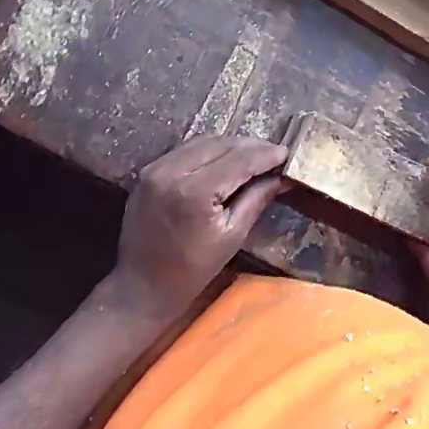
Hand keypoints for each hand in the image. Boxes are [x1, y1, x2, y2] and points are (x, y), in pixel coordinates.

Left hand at [109, 135, 289, 319]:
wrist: (141, 286)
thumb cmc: (192, 270)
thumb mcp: (233, 235)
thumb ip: (257, 198)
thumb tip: (283, 177)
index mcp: (194, 192)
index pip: (239, 160)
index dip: (266, 154)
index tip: (287, 153)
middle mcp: (172, 171)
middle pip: (222, 144)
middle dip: (252, 146)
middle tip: (274, 155)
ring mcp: (156, 168)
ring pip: (205, 141)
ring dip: (232, 145)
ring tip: (254, 156)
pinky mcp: (149, 170)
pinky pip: (187, 149)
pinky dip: (210, 150)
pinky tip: (226, 160)